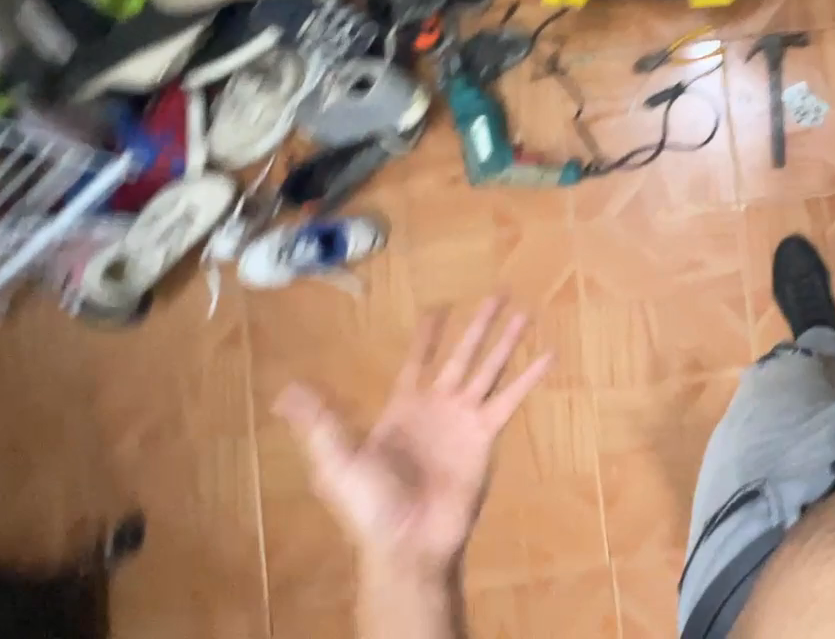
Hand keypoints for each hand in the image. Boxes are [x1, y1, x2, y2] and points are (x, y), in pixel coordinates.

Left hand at [274, 297, 551, 576]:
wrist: (408, 541)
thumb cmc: (369, 504)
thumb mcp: (337, 461)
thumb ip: (322, 423)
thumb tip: (286, 392)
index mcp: (405, 405)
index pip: (419, 359)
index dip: (428, 335)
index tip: (440, 307)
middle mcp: (439, 404)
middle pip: (463, 353)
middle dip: (478, 324)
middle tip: (498, 293)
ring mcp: (465, 417)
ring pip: (490, 367)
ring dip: (506, 340)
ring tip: (524, 313)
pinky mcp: (486, 434)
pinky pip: (510, 398)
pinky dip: (530, 377)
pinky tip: (548, 355)